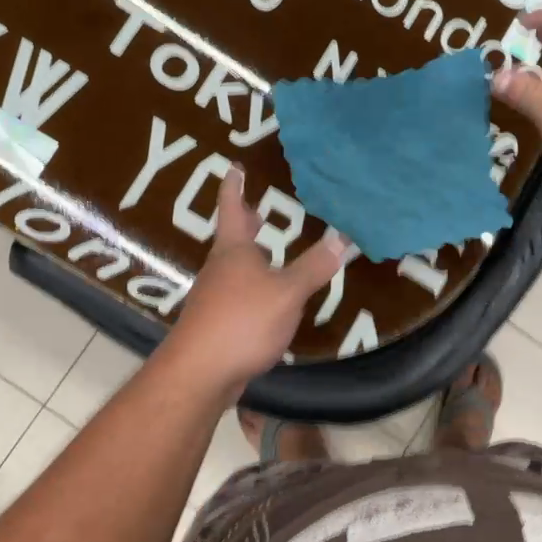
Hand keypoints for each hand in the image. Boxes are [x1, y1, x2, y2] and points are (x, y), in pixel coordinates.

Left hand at [160, 167, 350, 390]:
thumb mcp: (287, 293)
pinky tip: (267, 301)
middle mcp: (221, 269)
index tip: (235, 167)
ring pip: (235, 268)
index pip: (234, 209)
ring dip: (250, 256)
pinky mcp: (217, 325)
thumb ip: (314, 267)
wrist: (199, 374)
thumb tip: (342, 237)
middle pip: (233, 238)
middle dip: (245, 223)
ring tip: (268, 252)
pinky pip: (238, 295)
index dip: (235, 187)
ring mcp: (215, 298)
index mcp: (234, 251)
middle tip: (257, 209)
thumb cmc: (241, 321)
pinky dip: (253, 287)